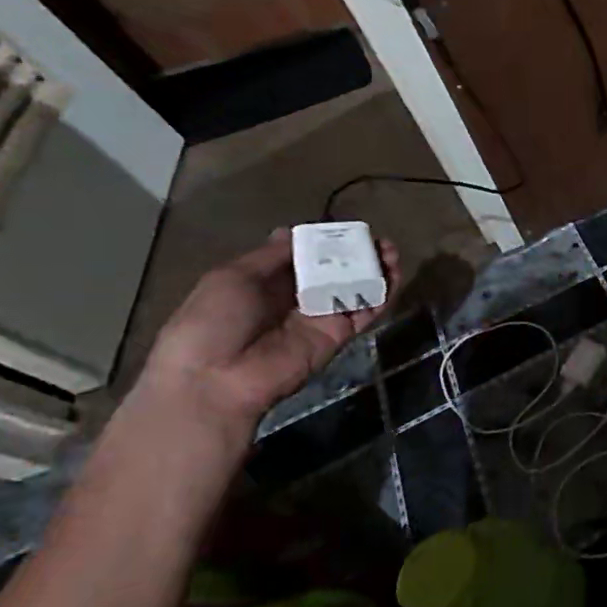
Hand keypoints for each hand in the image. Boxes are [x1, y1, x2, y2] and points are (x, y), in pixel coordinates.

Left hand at [136, 230, 398, 454]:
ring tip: (392, 253)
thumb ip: (270, 256)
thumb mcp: (233, 277)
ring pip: (356, 290)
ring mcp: (321, 318)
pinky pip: (364, 313)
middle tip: (379, 241)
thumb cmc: (214, 321)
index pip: (309, 256)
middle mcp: (299, 298)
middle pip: (338, 271)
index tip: (349, 228)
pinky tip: (393, 277)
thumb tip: (291, 231)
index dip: (330, 241)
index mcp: (270, 281)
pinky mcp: (338, 336)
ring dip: (376, 271)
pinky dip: (382, 296)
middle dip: (360, 254)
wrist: (217, 378)